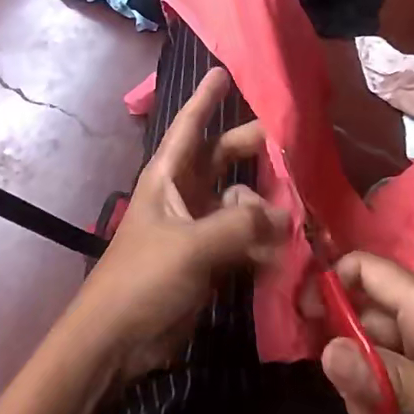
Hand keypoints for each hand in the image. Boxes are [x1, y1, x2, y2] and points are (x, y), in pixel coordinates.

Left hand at [72, 67, 287, 379]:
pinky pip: (244, 239)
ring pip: (240, 201)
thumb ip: (242, 225)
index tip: (223, 71)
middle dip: (253, 149)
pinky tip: (286, 253)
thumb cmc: (142, 279)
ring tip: (298, 214)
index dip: (205, 99)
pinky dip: (263, 243)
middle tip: (290, 143)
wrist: (115, 343)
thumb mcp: (191, 246)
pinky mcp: (209, 260)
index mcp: (168, 177)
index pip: (189, 126)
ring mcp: (197, 228)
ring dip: (266, 206)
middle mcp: (184, 195)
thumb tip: (288, 215)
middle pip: (223, 158)